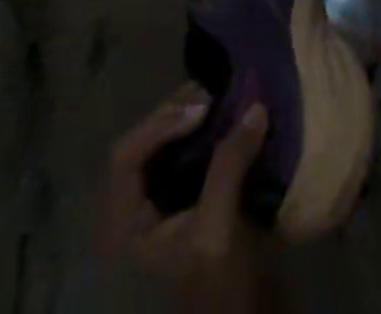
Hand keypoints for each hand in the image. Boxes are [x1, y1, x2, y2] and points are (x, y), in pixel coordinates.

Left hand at [101, 84, 270, 308]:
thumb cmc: (220, 289)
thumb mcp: (218, 230)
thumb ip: (229, 166)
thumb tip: (255, 107)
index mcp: (124, 222)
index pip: (126, 155)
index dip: (161, 125)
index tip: (203, 109)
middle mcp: (134, 209)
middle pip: (143, 143)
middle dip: (175, 114)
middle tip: (212, 92)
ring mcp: (161, 205)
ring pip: (165, 145)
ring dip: (190, 118)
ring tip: (221, 96)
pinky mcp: (189, 201)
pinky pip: (189, 155)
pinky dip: (206, 133)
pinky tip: (228, 119)